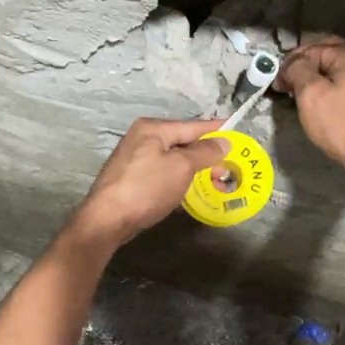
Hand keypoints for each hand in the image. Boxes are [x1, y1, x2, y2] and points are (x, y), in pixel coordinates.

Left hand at [69, 117, 227, 246]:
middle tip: (228, 168)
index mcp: (152, 128)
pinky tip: (189, 188)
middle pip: (182, 142)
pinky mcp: (131, 179)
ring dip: (194, 169)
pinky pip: (162, 172)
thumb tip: (224, 141)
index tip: (237, 130)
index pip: (192, 125)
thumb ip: (204, 152)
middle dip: (206, 155)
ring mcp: (134, 159)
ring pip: (172, 159)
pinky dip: (179, 178)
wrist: (107, 219)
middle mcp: (141, 138)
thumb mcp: (181, 167)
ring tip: (215, 181)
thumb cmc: (146, 188)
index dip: (216, 130)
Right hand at [276, 37, 344, 193]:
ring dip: (314, 79)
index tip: (275, 84)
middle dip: (302, 68)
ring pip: (334, 70)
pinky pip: (344, 84)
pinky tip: (320, 102)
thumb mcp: (311, 94)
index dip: (288, 64)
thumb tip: (291, 64)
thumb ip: (297, 70)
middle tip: (285, 86)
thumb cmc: (342, 123)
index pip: (309, 49)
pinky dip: (328, 88)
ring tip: (299, 95)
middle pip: (324, 55)